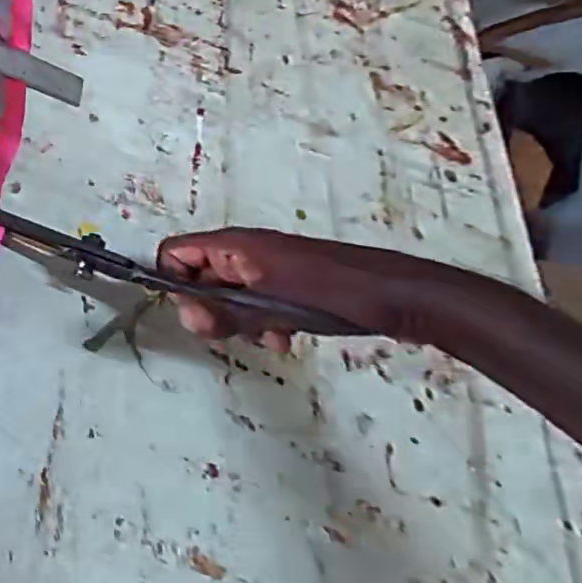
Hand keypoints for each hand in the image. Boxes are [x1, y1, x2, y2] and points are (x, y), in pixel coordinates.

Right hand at [159, 228, 467, 351]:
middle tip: (231, 332)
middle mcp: (242, 251)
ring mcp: (266, 266)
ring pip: (225, 292)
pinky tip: (281, 336)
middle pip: (198, 276)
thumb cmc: (335, 292)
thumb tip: (186, 319)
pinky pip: (253, 299)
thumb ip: (224, 313)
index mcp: (231, 245)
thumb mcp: (272, 306)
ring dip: (235, 318)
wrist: (407, 296)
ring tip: (263, 336)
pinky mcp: (287, 282)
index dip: (176, 284)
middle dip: (209, 308)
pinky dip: (258, 319)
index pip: (174, 254)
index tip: (198, 314)